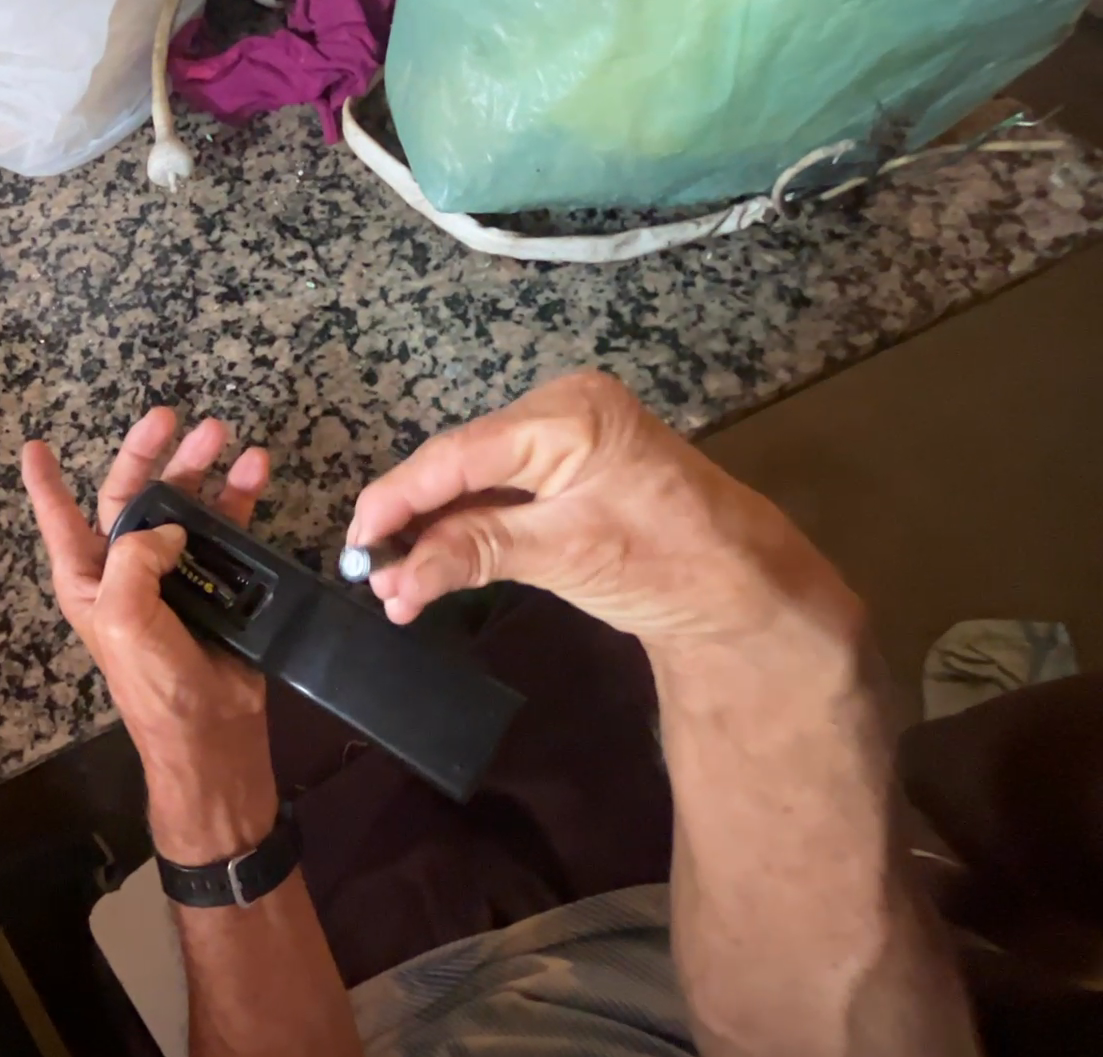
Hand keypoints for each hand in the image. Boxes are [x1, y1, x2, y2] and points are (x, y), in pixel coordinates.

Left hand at [22, 409, 276, 860]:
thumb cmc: (154, 679)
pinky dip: (238, 496)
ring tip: (223, 436)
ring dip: (200, 467)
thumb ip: (134, 560)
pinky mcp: (217, 576)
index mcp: (89, 576)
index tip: (33, 447)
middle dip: (148, 454)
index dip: (45, 483)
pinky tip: (254, 469)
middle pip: (130, 494)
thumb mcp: (124, 618)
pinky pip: (225, 526)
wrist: (212, 728)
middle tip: (170, 417)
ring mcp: (173, 569)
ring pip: (183, 503)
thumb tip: (169, 528)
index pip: (60, 520)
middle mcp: (126, 566)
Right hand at [347, 372, 862, 659]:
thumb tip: (391, 583)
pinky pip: (483, 502)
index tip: (354, 542)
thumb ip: (472, 554)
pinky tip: (424, 569)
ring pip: (460, 488)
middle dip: (407, 523)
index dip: (396, 498)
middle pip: (451, 468)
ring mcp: (547, 445)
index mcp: (565, 415)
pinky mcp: (547, 477)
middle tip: (371, 573)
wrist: (748, 595)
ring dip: (424, 537)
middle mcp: (549, 416)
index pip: (456, 454)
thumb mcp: (566, 555)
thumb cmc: (671, 562)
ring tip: (393, 585)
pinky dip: (453, 538)